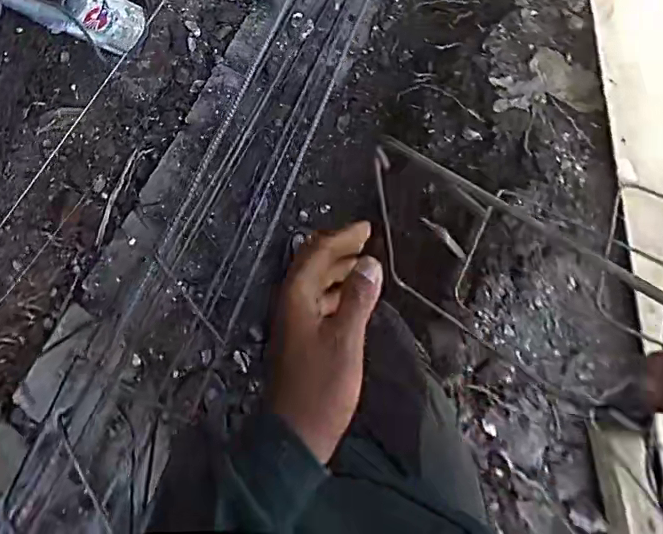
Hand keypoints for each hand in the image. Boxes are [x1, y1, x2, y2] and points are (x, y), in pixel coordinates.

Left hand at [267, 220, 382, 463]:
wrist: (295, 435)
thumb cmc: (319, 389)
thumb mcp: (346, 341)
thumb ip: (358, 299)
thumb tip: (370, 264)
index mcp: (298, 295)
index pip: (320, 251)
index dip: (344, 236)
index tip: (366, 228)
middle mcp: (292, 300)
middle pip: (314, 261)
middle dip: (340, 247)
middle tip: (366, 239)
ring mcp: (295, 318)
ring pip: (317, 280)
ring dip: (340, 267)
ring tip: (366, 263)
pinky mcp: (301, 335)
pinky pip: (320, 298)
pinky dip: (338, 289)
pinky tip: (355, 296)